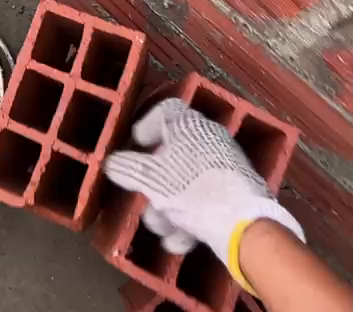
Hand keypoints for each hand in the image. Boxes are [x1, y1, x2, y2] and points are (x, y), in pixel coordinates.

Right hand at [103, 98, 303, 269]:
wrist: (243, 223)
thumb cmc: (192, 190)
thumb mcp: (151, 180)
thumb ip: (127, 168)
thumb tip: (109, 162)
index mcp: (188, 124)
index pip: (165, 110)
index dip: (146, 126)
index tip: (136, 147)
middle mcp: (206, 138)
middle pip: (172, 155)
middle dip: (154, 186)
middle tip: (145, 203)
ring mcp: (222, 164)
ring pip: (186, 182)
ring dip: (169, 208)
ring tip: (163, 231)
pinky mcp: (234, 191)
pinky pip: (203, 199)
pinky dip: (189, 217)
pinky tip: (180, 241)